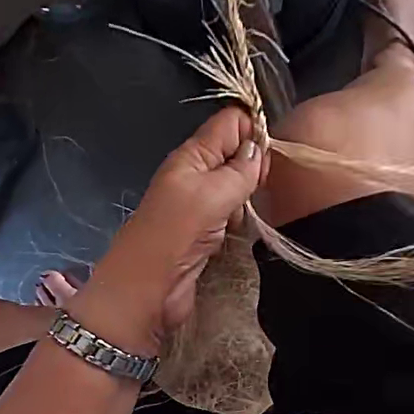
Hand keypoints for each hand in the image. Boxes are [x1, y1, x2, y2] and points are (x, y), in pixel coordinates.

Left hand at [67, 108, 264, 354]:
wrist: (146, 290)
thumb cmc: (174, 236)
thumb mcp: (210, 194)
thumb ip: (239, 169)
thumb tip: (258, 148)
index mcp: (191, 156)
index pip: (229, 123)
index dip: (252, 130)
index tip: (267, 156)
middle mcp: (195, 175)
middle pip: (235, 153)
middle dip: (254, 166)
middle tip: (259, 188)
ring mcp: (199, 205)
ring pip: (235, 186)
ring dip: (248, 195)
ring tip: (246, 213)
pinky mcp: (205, 233)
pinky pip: (231, 214)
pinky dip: (240, 219)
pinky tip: (239, 230)